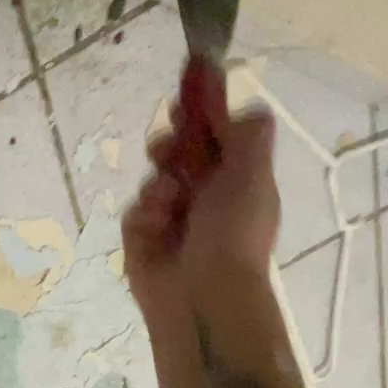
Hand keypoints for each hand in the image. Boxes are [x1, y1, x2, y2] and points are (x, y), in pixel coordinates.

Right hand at [124, 88, 279, 317]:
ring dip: (158, 186)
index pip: (214, 136)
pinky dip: (143, 215)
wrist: (203, 293)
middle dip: (170, 146)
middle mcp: (202, 197)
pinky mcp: (140, 241)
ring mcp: (168, 220)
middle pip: (177, 154)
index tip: (187, 95)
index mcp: (235, 180)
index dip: (200, 115)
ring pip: (152, 181)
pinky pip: (133, 212)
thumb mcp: (254, 172)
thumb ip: (248, 133)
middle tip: (167, 148)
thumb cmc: (234, 231)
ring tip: (168, 202)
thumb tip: (236, 109)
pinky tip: (156, 227)